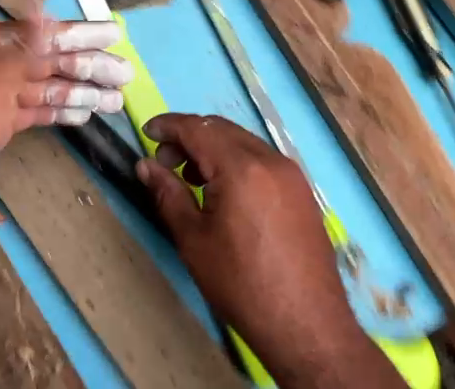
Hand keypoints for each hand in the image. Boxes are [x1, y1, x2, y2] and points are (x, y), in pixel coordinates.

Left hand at [0, 8, 132, 209]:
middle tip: (127, 72)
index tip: (113, 35)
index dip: (79, 35)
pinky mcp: (1, 122)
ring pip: (47, 88)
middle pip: (49, 61)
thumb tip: (42, 6)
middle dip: (88, 66)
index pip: (43, 34)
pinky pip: (37, 110)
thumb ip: (27, 46)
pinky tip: (87, 113)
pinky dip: (61, 111)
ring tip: (118, 97)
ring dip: (81, 91)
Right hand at [138, 114, 379, 380]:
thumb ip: (168, 193)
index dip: (169, 126)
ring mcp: (292, 176)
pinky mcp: (302, 194)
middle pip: (222, 129)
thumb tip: (146, 165)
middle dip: (190, 136)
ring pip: (243, 142)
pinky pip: (262, 160)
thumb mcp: (193, 239)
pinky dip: (237, 162)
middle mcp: (270, 161)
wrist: (308, 328)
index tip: (147, 133)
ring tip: (191, 179)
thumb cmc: (242, 284)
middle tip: (165, 161)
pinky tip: (224, 193)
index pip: (198, 128)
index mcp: (241, 168)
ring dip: (213, 149)